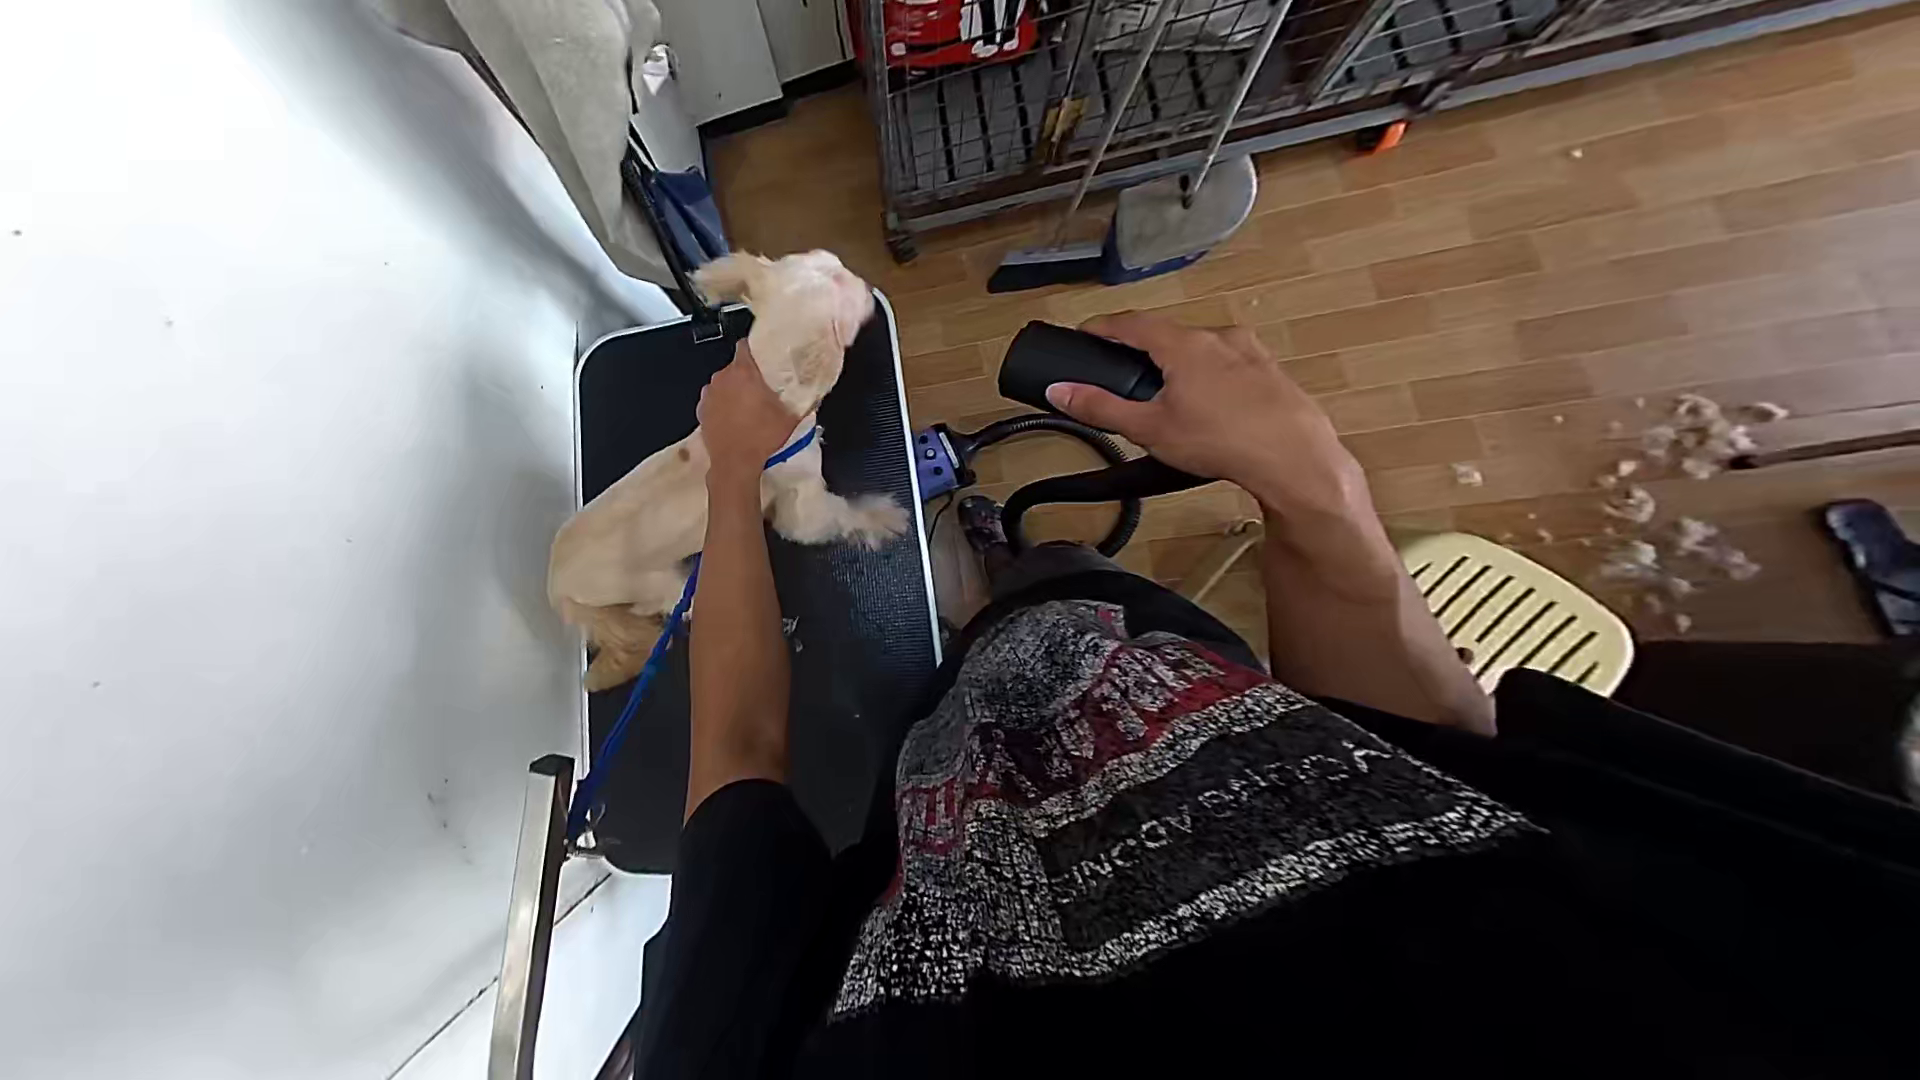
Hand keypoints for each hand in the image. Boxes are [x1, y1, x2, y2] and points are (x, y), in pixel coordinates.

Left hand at [698, 342, 798, 486]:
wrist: (735, 463)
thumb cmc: (764, 437)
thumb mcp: (791, 419)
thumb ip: (800, 401)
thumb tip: (811, 392)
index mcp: (744, 372)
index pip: (745, 345)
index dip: (756, 349)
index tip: (765, 358)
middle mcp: (722, 377)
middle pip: (736, 366)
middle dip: (747, 374)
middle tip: (762, 388)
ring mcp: (709, 393)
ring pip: (724, 383)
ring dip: (734, 389)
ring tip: (747, 406)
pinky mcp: (701, 410)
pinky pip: (715, 399)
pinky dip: (723, 404)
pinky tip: (734, 418)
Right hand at [1044, 312, 1369, 517]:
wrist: (1293, 459)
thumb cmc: (1219, 440)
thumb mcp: (1149, 428)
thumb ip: (1100, 408)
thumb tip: (1058, 391)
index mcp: (1184, 344)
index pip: (1132, 322)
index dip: (1104, 326)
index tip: (1085, 333)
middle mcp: (1219, 337)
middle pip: (1168, 334)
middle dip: (1142, 349)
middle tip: (1124, 372)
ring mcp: (1250, 351)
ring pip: (1201, 348)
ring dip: (1178, 363)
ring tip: (1167, 395)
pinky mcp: (1270, 371)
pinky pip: (1228, 363)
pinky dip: (1208, 375)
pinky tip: (1208, 406)